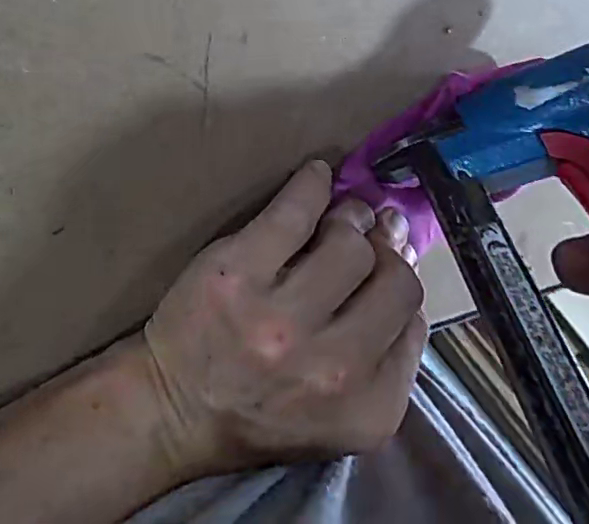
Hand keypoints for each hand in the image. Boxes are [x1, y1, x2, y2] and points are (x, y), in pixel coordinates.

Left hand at [140, 159, 427, 478]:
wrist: (175, 411)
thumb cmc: (264, 407)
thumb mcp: (342, 407)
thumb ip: (385, 348)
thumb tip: (404, 251)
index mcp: (367, 408)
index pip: (414, 316)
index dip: (399, 279)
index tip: (388, 259)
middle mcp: (330, 367)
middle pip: (392, 275)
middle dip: (381, 248)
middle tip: (364, 234)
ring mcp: (281, 319)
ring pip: (349, 239)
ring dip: (349, 218)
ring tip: (337, 218)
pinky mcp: (237, 274)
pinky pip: (295, 208)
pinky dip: (311, 184)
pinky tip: (315, 177)